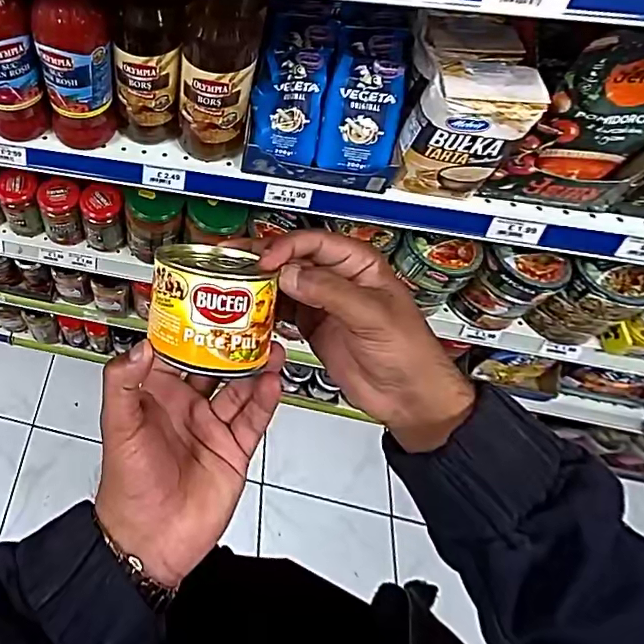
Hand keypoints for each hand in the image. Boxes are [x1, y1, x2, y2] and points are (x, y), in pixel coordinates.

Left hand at [95, 340, 282, 587]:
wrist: (149, 542)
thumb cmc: (127, 484)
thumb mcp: (118, 426)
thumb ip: (123, 382)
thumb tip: (141, 346)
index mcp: (158, 392)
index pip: (177, 349)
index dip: (191, 326)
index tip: (206, 301)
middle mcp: (187, 404)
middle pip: (216, 363)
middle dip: (233, 342)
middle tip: (251, 320)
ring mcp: (211, 425)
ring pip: (240, 386)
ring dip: (257, 366)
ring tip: (270, 347)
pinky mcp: (232, 449)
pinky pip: (253, 419)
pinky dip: (265, 400)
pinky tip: (272, 382)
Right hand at [248, 231, 474, 452]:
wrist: (411, 400)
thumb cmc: (411, 354)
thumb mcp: (373, 316)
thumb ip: (331, 292)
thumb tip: (291, 274)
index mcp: (357, 263)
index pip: (313, 243)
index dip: (285, 248)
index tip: (265, 262)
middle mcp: (336, 277)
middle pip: (291, 258)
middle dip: (261, 258)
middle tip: (231, 262)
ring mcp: (322, 301)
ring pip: (282, 282)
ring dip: (258, 284)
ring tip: (231, 285)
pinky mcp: (312, 325)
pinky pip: (281, 310)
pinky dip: (264, 310)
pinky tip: (249, 313)